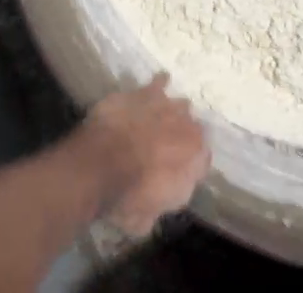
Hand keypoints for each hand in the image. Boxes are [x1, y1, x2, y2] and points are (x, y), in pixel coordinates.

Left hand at [67, 75, 208, 235]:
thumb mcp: (143, 220)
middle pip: (193, 129)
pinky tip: (153, 88)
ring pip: (179, 105)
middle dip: (180, 137)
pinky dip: (158, 85)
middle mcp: (191, 128)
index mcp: (196, 159)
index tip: (172, 175)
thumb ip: (155, 211)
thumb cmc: (126, 197)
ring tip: (156, 120)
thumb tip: (150, 213)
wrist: (100, 165)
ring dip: (170, 113)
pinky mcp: (148, 92)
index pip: (202, 161)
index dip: (187, 168)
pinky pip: (159, 82)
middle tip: (160, 148)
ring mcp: (170, 106)